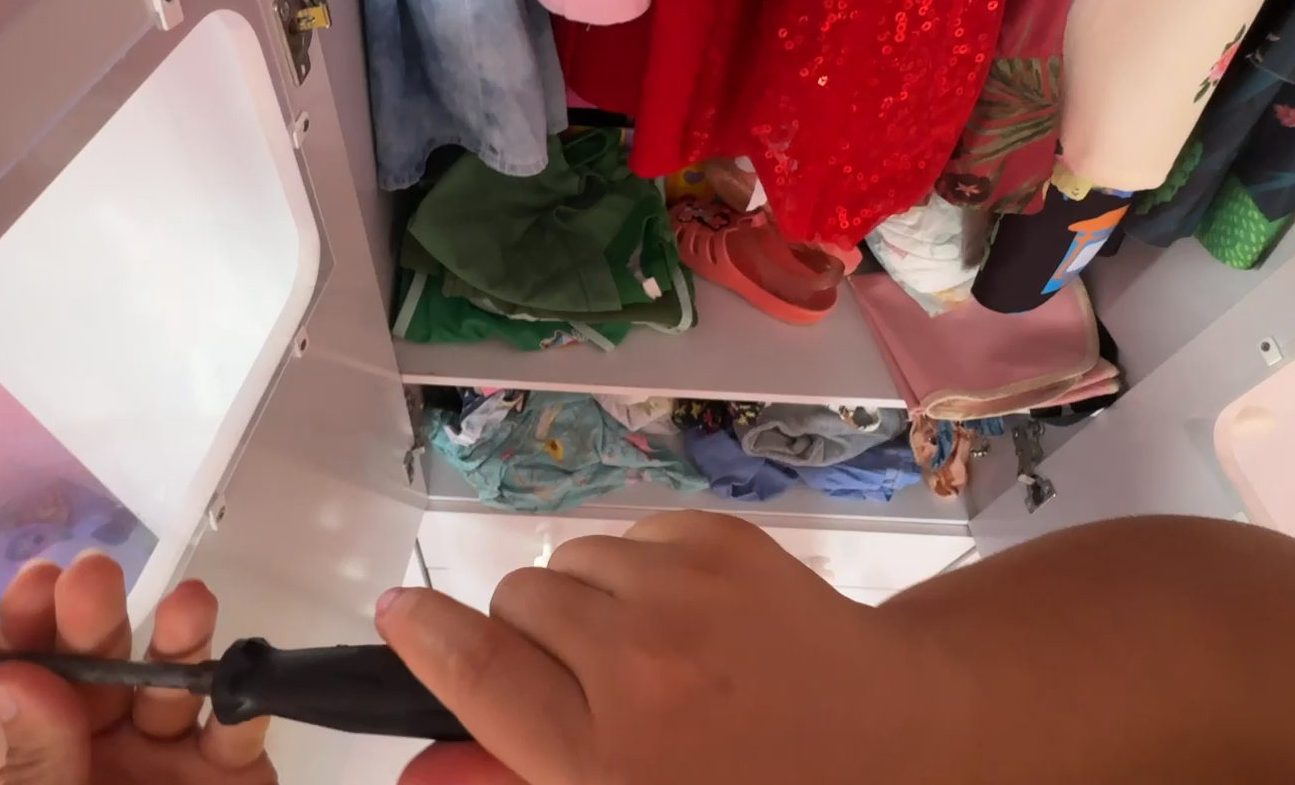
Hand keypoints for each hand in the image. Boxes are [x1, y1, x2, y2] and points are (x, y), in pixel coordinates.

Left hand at [0, 552, 277, 784]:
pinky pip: (241, 728)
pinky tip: (241, 674)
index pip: (29, 690)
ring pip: (177, 687)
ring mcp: (173, 762)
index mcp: (42, 768)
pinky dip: (246, 699)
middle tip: (95, 572)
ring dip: (182, 638)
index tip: (38, 581)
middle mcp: (106, 753)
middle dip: (98, 620)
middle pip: (103, 674)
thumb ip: (31, 768)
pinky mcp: (233, 771)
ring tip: (191, 601)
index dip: (31, 634)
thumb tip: (9, 678)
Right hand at [375, 512, 928, 784]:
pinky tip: (691, 612)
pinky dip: (638, 568)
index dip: (425, 635)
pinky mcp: (716, 533)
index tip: (396, 610)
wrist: (898, 739)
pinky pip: (627, 533)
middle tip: (586, 675)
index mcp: (611, 757)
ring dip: (584, 596)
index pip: (479, 671)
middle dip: (531, 632)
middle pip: (516, 596)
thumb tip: (412, 768)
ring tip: (647, 644)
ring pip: (569, 555)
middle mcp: (637, 657)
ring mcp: (683, 583)